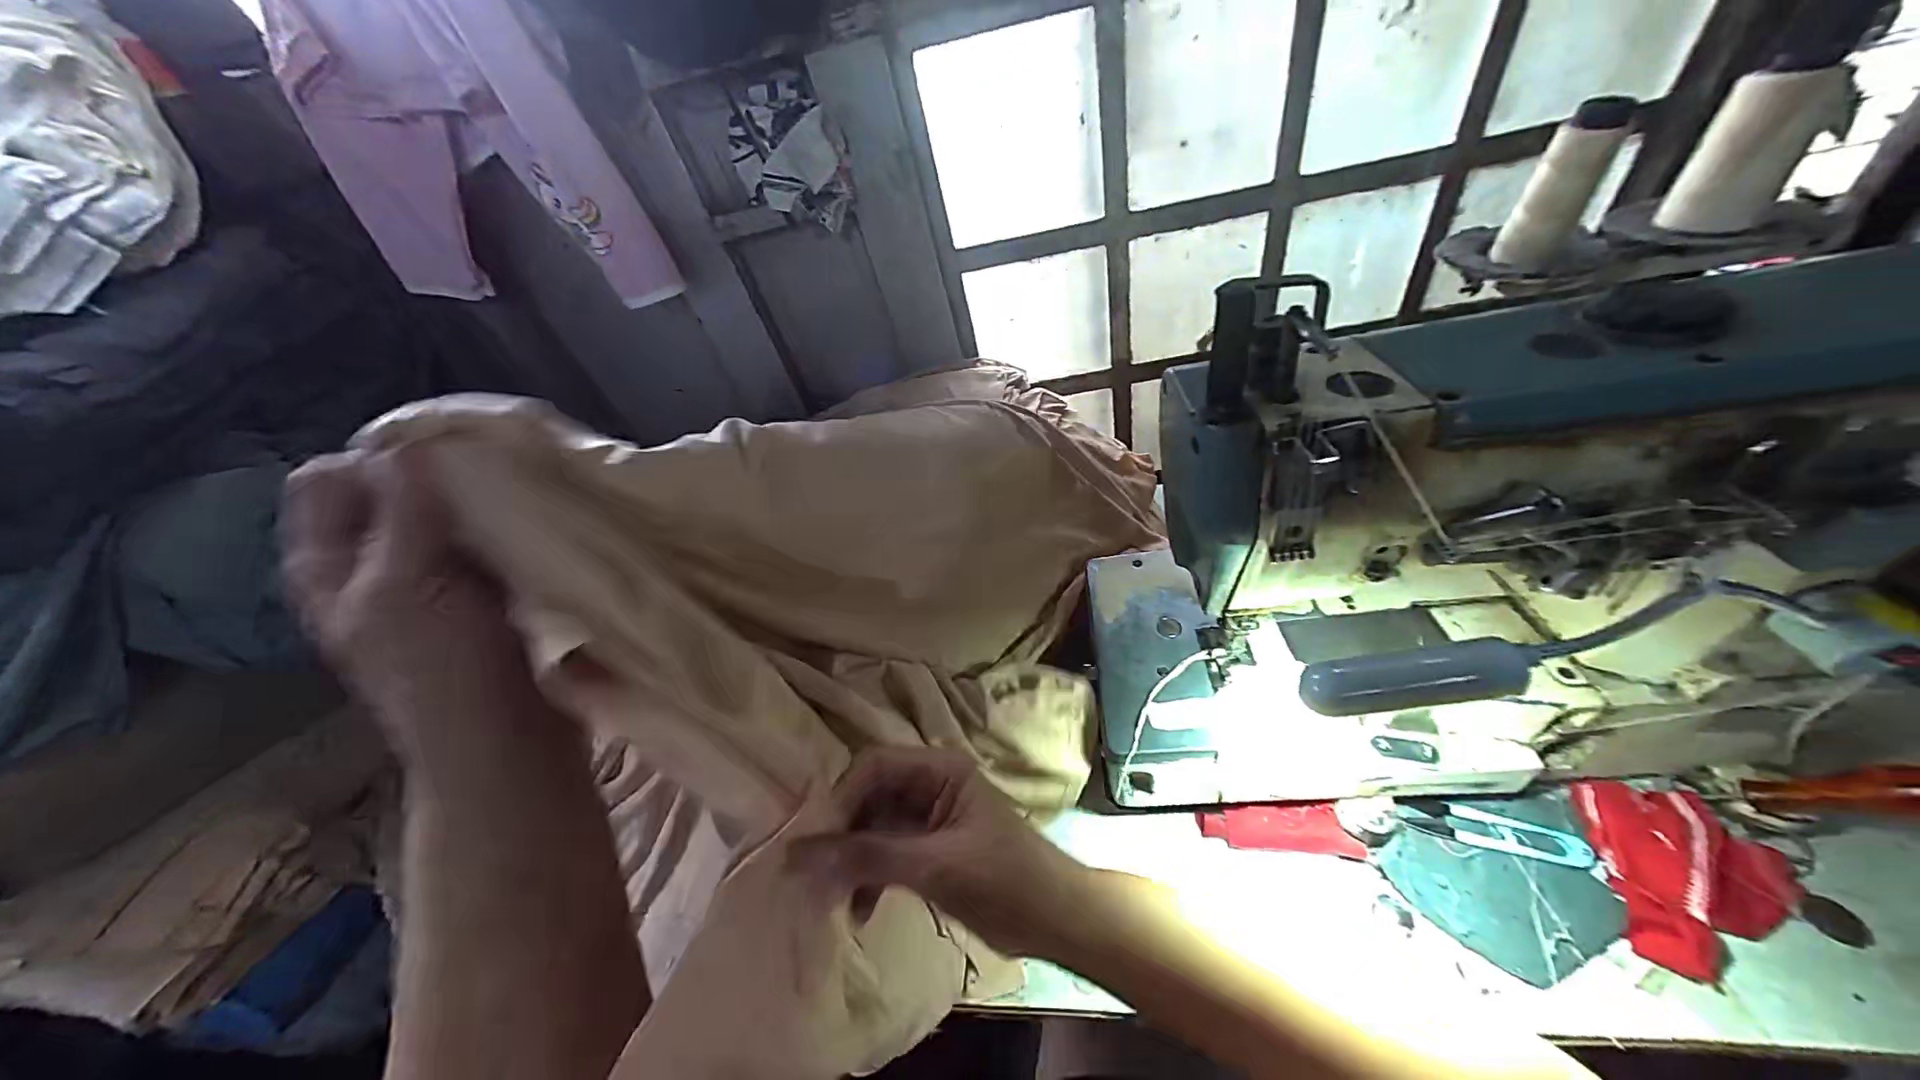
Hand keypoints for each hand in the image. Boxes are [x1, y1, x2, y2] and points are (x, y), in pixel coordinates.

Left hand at [280, 448, 536, 761]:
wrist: (510, 742)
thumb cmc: (447, 673)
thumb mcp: (408, 590)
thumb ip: (406, 515)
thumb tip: (415, 442)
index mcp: (332, 566)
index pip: (333, 478)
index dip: (381, 458)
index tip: (447, 454)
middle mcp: (378, 567)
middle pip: (398, 493)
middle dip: (443, 473)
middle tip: (497, 467)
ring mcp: (436, 584)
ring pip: (451, 517)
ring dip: (485, 502)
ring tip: (527, 490)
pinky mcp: (488, 597)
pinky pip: (493, 543)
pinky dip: (513, 528)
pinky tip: (542, 524)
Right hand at [788, 747, 1095, 957]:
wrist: (1057, 921)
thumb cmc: (1005, 881)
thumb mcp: (935, 866)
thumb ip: (869, 857)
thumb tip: (799, 854)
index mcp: (940, 770)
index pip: (875, 766)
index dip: (842, 798)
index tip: (816, 841)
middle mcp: (931, 785)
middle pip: (869, 796)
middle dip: (842, 834)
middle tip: (814, 876)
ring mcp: (929, 818)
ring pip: (873, 828)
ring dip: (852, 861)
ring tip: (834, 901)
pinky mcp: (929, 850)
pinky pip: (885, 854)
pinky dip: (869, 878)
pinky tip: (861, 911)